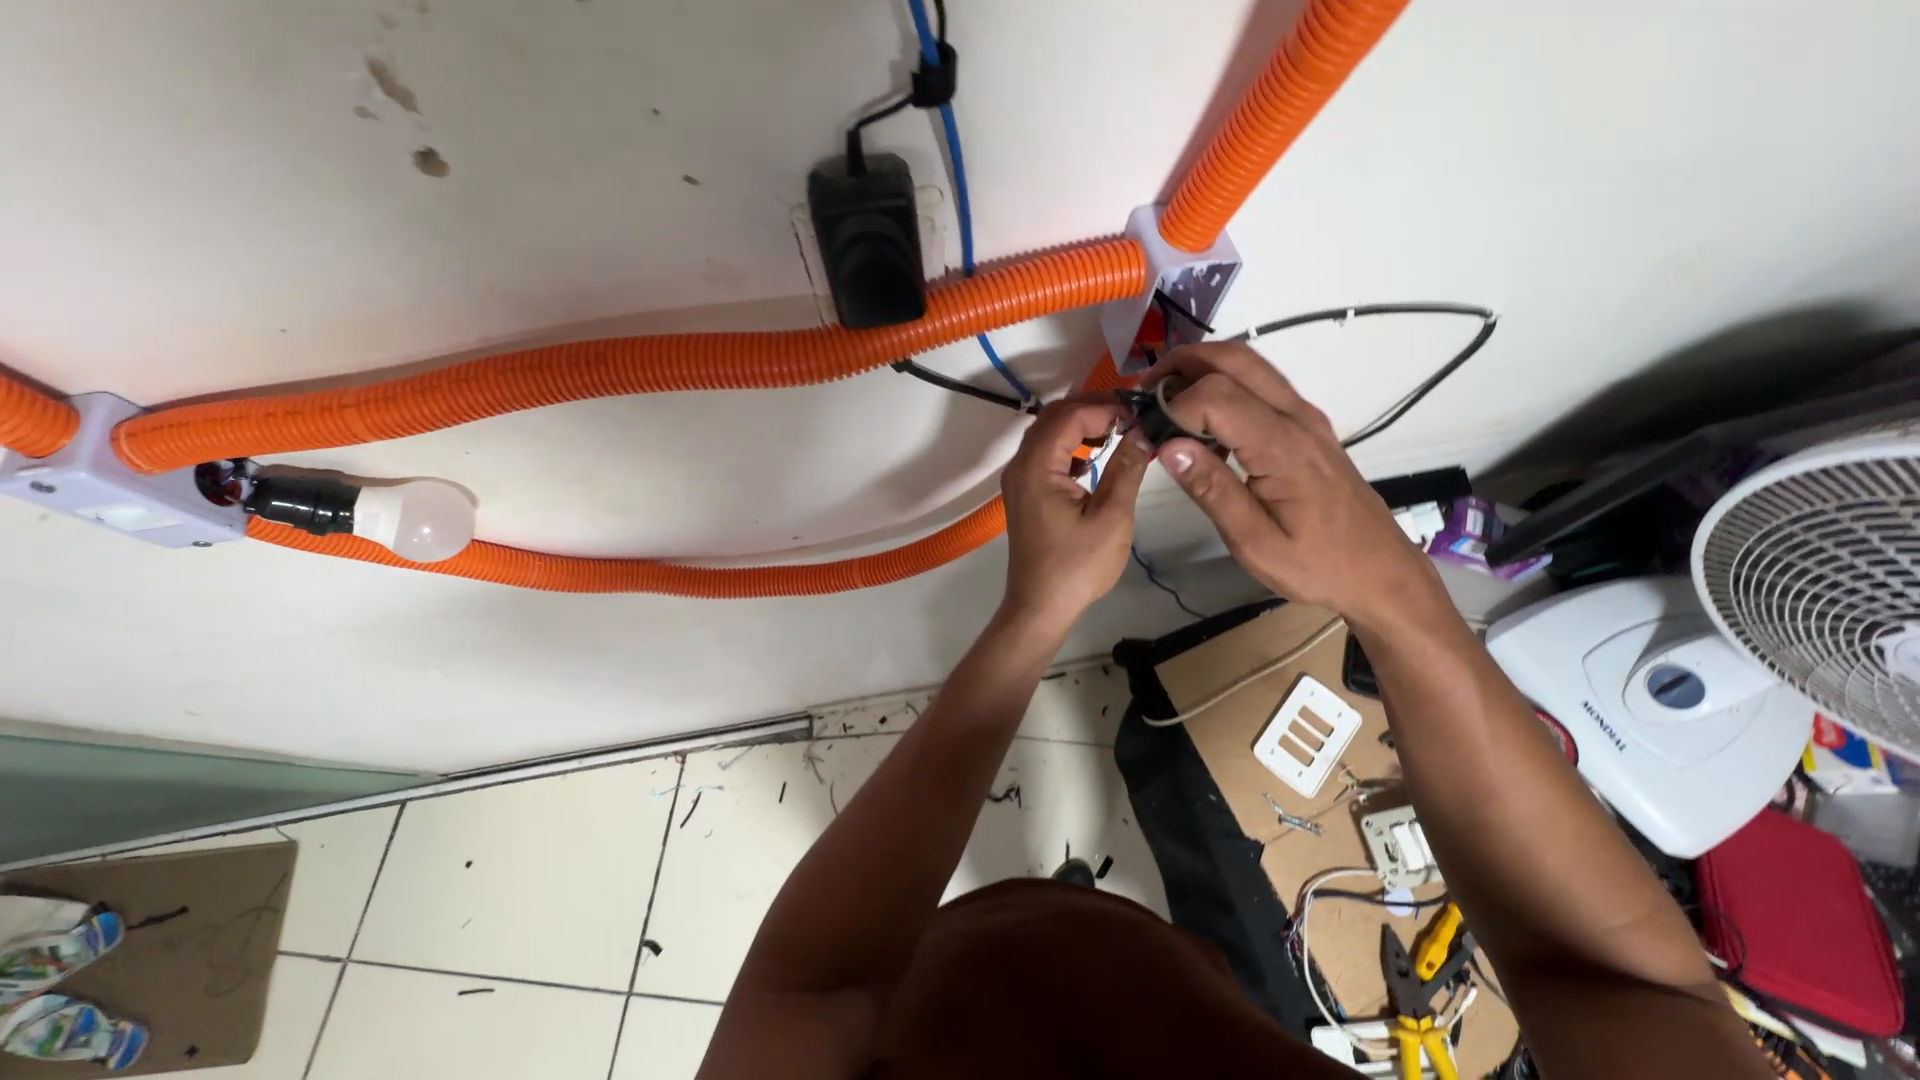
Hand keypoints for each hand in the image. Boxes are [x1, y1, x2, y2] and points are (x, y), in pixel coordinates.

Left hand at [998, 396, 1153, 632]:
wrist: (1040, 606)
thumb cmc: (1077, 566)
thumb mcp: (1111, 516)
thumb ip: (1126, 469)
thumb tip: (1142, 433)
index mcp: (1036, 467)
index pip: (1069, 416)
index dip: (1104, 409)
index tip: (1137, 417)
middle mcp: (1020, 466)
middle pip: (1054, 418)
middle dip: (1092, 410)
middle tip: (1129, 417)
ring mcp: (1019, 481)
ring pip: (1048, 435)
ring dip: (1080, 427)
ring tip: (1117, 433)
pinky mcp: (1025, 494)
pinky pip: (1045, 456)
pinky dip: (1070, 448)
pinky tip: (1094, 459)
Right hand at [1142, 342, 1437, 630]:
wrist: (1380, 571)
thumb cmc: (1316, 565)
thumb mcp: (1254, 542)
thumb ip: (1211, 490)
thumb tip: (1168, 446)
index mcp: (1281, 446)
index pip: (1216, 394)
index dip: (1173, 405)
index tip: (1148, 434)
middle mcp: (1296, 418)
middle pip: (1235, 359)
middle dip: (1183, 363)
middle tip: (1145, 392)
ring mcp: (1307, 418)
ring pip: (1251, 364)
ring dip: (1204, 368)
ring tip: (1165, 399)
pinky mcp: (1309, 426)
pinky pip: (1263, 385)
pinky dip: (1226, 383)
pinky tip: (1204, 420)